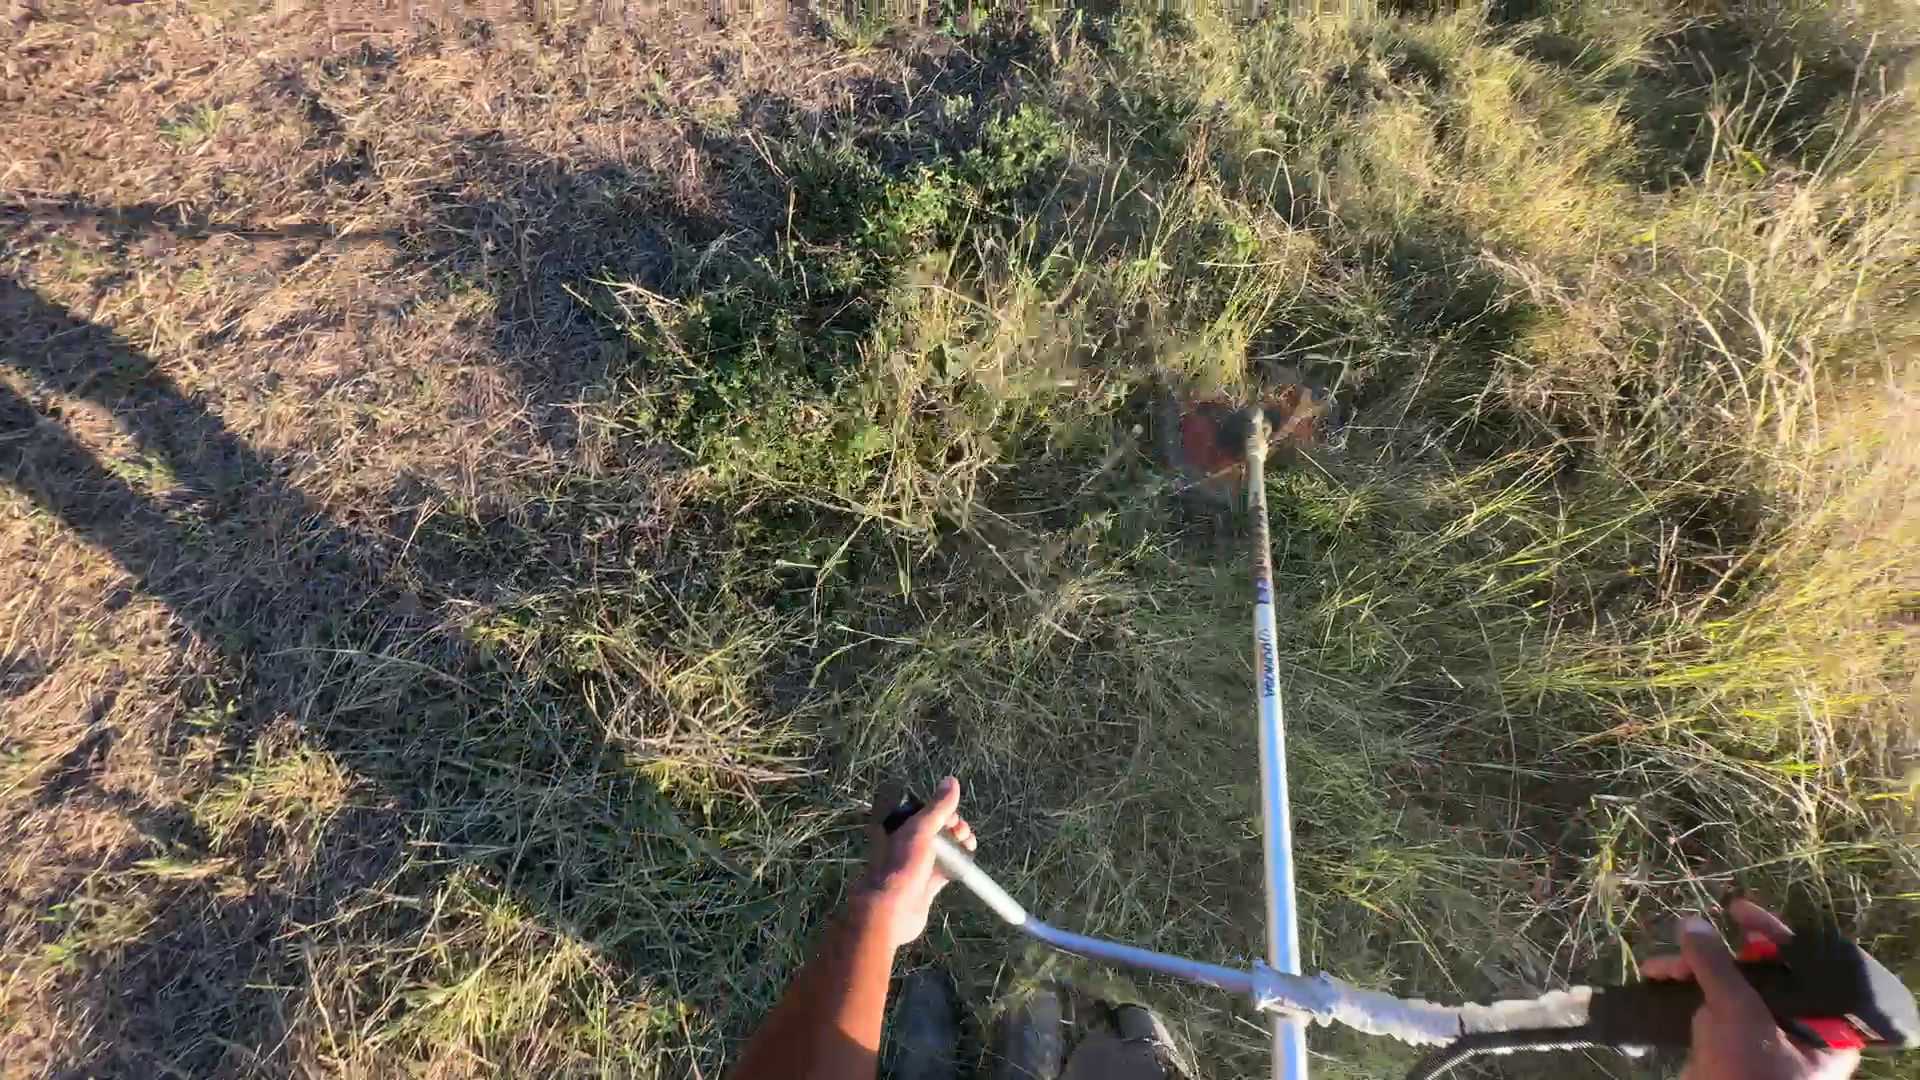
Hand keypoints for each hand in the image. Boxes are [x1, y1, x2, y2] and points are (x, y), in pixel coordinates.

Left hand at [854, 776, 975, 949]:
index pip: (927, 812)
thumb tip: (952, 780)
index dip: (944, 812)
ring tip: (969, 845)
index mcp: (899, 827)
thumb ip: (938, 807)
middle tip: (963, 833)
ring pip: (943, 849)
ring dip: (959, 845)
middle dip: (955, 828)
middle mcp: (907, 844)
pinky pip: (945, 870)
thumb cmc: (901, 864)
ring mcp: (917, 865)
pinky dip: (957, 865)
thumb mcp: (921, 829)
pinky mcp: (926, 884)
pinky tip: (966, 862)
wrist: (891, 910)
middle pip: (937, 830)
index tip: (953, 819)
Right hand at [1641, 898, 1860, 1079]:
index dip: (1775, 933)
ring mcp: (1757, 1029)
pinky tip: (1658, 976)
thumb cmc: (1753, 1073)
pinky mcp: (1725, 1034)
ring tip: (1662, 968)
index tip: (1737, 908)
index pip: (1807, 965)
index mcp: (1821, 1024)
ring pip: (1724, 979)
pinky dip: (1681, 980)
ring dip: (1689, 965)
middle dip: (1714, 951)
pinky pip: (1704, 994)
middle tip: (1685, 937)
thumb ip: (1716, 967)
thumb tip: (1691, 922)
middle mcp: (1794, 1023)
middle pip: (1758, 968)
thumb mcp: (1738, 1015)